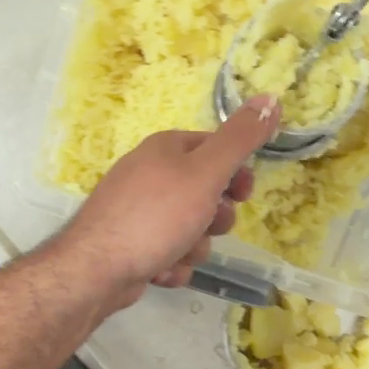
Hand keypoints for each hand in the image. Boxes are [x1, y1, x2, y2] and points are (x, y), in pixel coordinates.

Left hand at [45, 97, 279, 310]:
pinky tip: (158, 271)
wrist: (97, 269)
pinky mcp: (131, 245)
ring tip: (176, 252)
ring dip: (192, 248)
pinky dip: (170, 265)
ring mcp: (137, 212)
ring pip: (189, 229)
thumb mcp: (205, 173)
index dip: (235, 173)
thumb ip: (239, 140)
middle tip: (206, 226)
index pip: (214, 149)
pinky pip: (168, 253)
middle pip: (204, 194)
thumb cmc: (156, 215)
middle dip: (213, 219)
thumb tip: (271, 97)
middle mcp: (148, 175)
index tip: (243, 195)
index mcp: (164, 149)